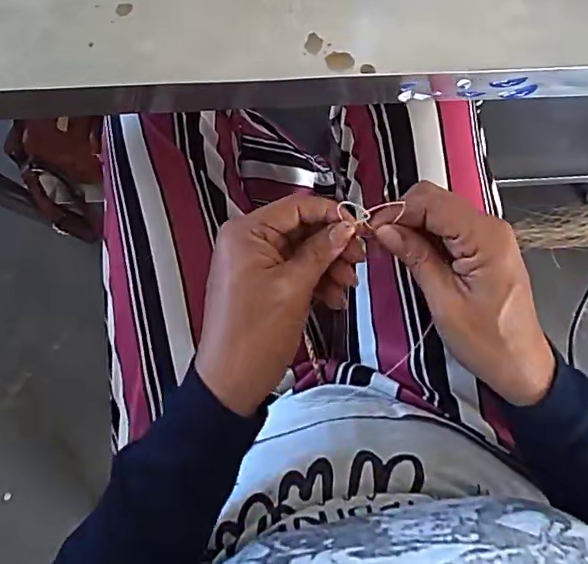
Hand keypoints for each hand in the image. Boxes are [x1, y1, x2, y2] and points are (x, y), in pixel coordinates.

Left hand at [192, 193, 364, 415]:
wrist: (231, 380)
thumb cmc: (249, 338)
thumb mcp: (294, 288)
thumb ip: (320, 252)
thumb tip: (342, 228)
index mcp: (244, 232)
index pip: (295, 205)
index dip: (329, 213)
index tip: (355, 224)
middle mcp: (244, 240)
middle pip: (299, 227)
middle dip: (331, 243)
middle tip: (356, 256)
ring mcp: (250, 260)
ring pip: (300, 249)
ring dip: (327, 264)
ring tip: (344, 283)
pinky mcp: (258, 280)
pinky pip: (292, 267)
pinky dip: (314, 278)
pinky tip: (330, 295)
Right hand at [373, 182, 556, 405]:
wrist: (524, 368)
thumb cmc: (493, 344)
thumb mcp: (445, 303)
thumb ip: (415, 257)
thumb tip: (386, 229)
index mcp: (486, 239)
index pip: (429, 202)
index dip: (396, 211)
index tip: (374, 229)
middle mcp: (491, 228)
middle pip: (432, 198)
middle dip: (401, 213)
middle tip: (379, 237)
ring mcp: (489, 234)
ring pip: (436, 206)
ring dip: (410, 221)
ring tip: (393, 245)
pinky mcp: (483, 242)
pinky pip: (446, 222)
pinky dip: (423, 230)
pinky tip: (412, 250)